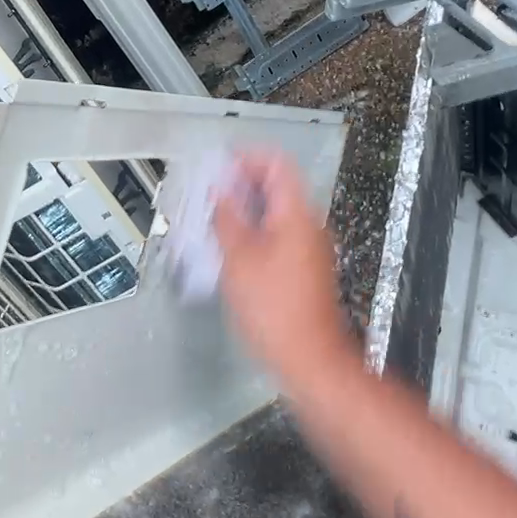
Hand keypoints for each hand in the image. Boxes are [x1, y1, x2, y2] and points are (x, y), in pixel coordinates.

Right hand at [212, 148, 361, 385]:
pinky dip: (252, 232)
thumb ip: (227, 218)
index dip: (245, 158)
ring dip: (243, 210)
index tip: (218, 165)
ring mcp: (308, 248)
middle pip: (275, 187)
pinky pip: (275, 235)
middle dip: (239, 185)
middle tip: (208, 193)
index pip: (276, 164)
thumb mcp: (238, 258)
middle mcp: (308, 226)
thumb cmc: (275, 310)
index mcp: (296, 215)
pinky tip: (228, 248)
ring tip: (212, 220)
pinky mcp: (302, 269)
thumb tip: (219, 192)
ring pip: (273, 212)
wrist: (307, 359)